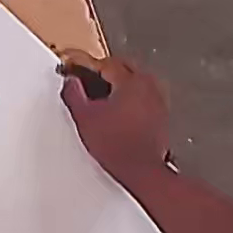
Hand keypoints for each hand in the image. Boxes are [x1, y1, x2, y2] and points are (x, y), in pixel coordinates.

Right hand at [58, 51, 170, 187]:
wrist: (139, 169)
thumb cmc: (117, 146)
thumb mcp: (85, 118)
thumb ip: (74, 94)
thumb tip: (71, 83)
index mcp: (131, 82)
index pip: (107, 64)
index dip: (89, 66)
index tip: (78, 70)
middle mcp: (148, 87)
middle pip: (126, 67)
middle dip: (107, 71)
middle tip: (91, 79)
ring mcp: (158, 100)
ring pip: (138, 81)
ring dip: (122, 83)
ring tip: (106, 93)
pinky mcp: (162, 115)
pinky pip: (146, 96)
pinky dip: (133, 97)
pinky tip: (122, 109)